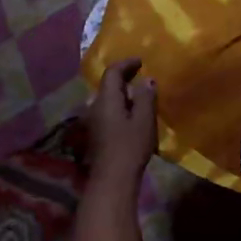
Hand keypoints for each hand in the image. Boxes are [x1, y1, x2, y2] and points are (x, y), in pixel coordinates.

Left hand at [87, 58, 157, 183]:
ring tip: (139, 93)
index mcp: (106, 98)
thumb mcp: (143, 120)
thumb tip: (146, 80)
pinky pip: (107, 109)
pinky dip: (120, 104)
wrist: (113, 178)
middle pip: (107, 84)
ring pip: (107, 98)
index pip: (112, 72)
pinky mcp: (96, 133)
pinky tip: (132, 113)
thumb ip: (145, 97)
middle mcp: (95, 105)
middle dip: (124, 77)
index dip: (126, 64)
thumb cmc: (130, 146)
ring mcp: (93, 120)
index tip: (141, 61)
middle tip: (141, 74)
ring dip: (122, 92)